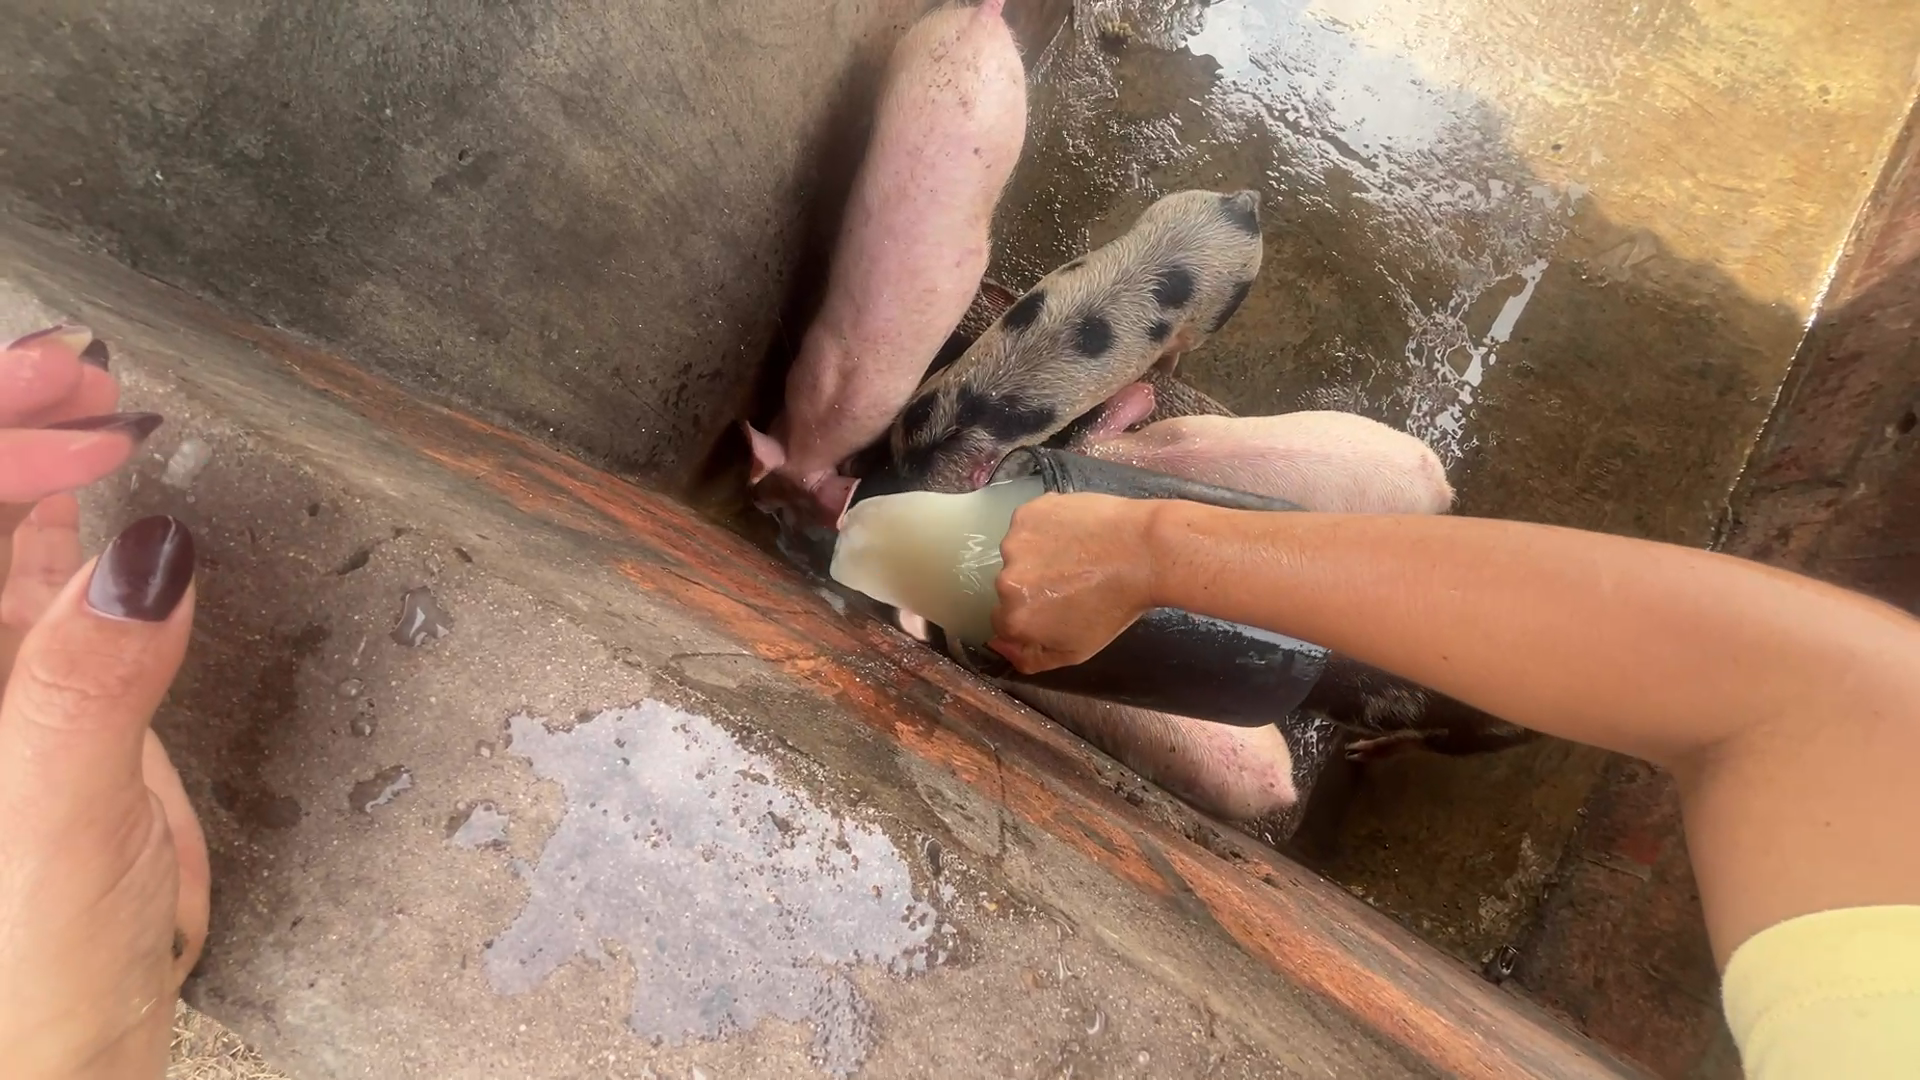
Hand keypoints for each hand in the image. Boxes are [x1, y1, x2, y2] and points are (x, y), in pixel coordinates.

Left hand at [0, 325, 207, 1079]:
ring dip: (21, 456)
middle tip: (84, 377)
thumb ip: (80, 689)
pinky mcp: (25, 686)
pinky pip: (30, 574)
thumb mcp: (46, 827)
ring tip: (94, 403)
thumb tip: (147, 556)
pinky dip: (60, 515)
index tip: (70, 404)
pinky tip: (94, 482)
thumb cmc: (8, 964)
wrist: (42, 1028)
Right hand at [987, 492, 1158, 673]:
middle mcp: (1006, 580)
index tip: (1055, 605)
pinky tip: (1074, 532)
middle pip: (1009, 586)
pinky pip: (1028, 524)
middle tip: (1070, 581)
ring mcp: (1015, 542)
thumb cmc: (1115, 605)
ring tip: (1075, 553)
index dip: (1031, 614)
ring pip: (1018, 553)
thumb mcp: (1077, 650)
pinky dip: (1045, 527)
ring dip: (1038, 555)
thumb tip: (999, 646)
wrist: (1145, 551)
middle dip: (1033, 585)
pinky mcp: (1028, 513)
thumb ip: (1032, 658)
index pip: (1003, 620)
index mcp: (1016, 617)